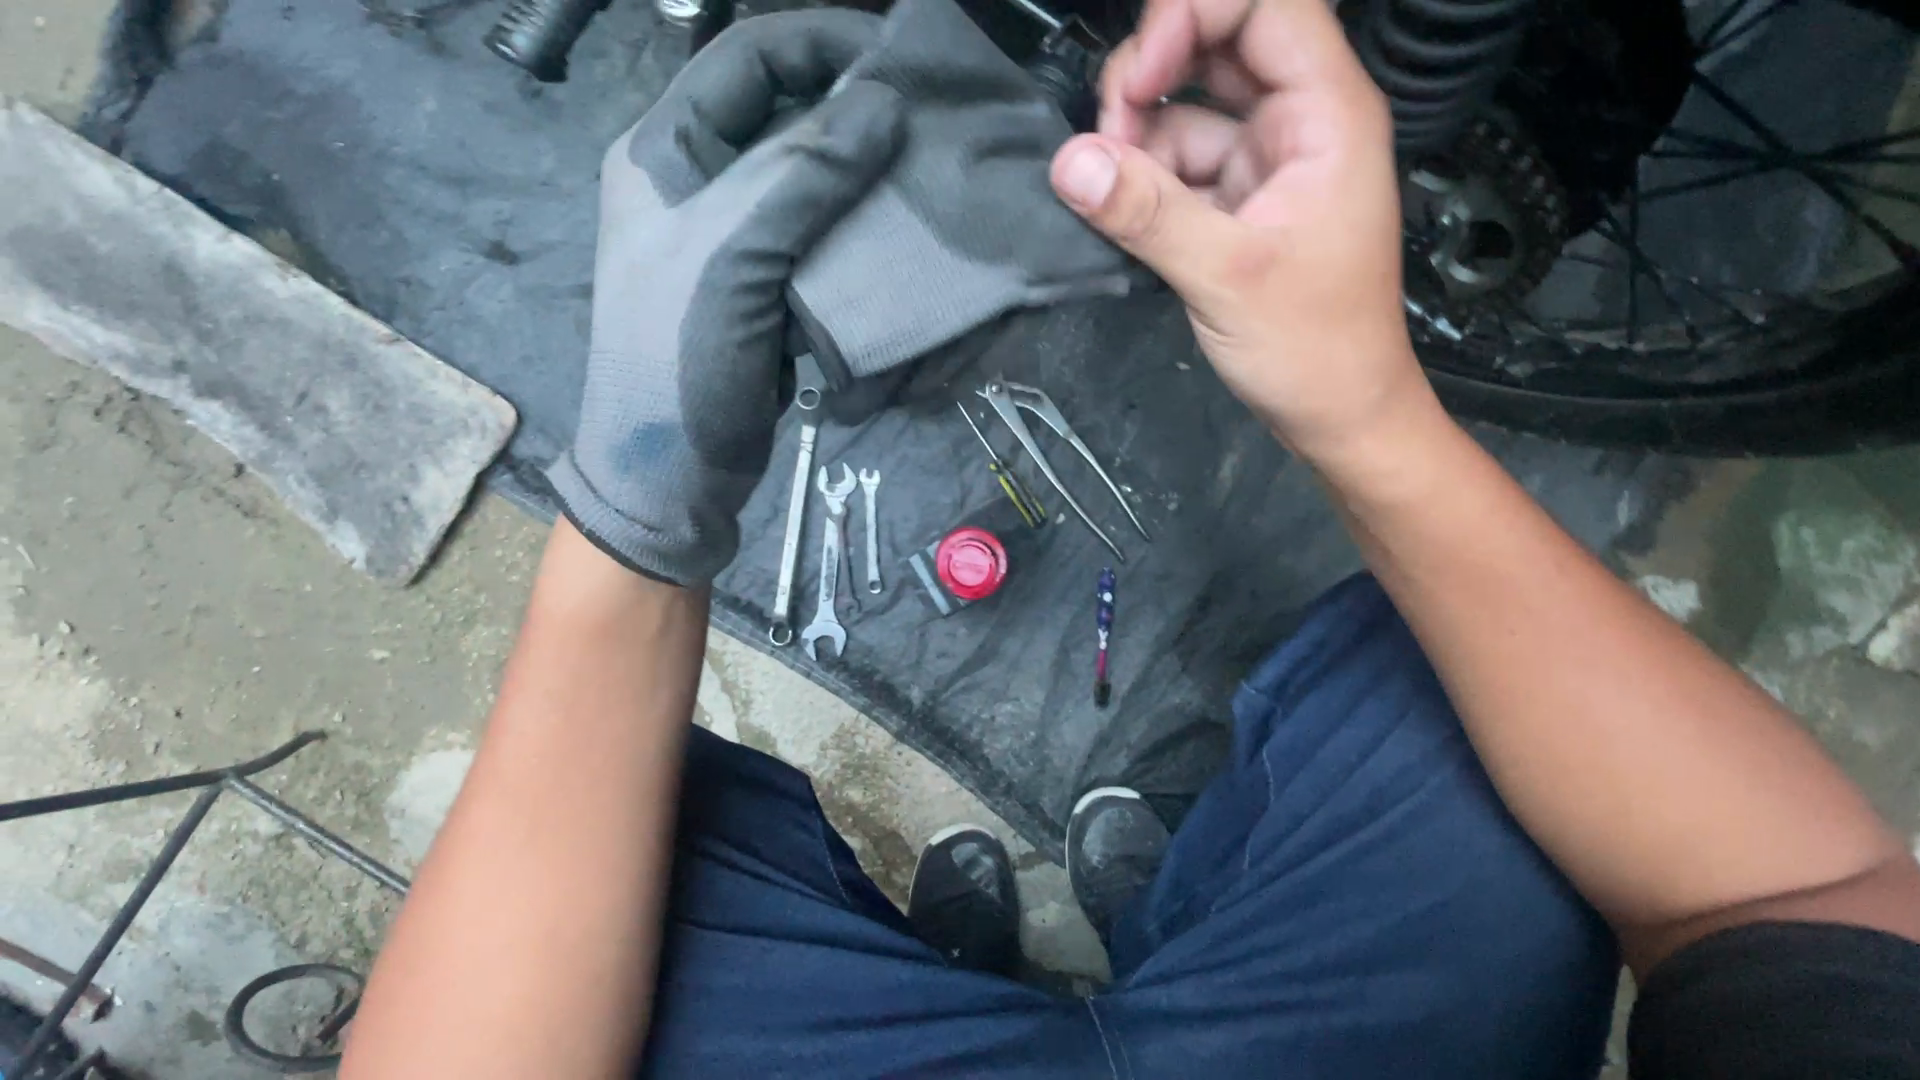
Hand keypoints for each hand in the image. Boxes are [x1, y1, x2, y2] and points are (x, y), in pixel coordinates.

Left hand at [547, 12, 905, 585]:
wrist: (673, 475)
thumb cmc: (674, 361)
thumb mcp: (727, 257)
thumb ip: (799, 173)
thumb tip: (883, 98)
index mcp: (667, 153)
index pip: (747, 58)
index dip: (820, 42)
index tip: (900, 54)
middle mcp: (704, 183)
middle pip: (788, 115)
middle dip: (857, 109)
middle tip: (932, 118)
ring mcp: (741, 239)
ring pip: (815, 180)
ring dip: (869, 174)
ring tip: (933, 173)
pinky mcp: (774, 287)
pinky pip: (826, 238)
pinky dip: (866, 230)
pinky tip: (910, 234)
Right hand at [1048, 0, 1432, 462]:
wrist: (1335, 412)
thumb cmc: (1312, 346)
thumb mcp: (1227, 276)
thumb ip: (1148, 214)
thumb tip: (1070, 163)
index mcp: (1325, 115)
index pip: (1265, 7)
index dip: (1194, 16)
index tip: (1138, 79)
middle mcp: (1296, 125)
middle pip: (1218, 46)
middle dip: (1152, 74)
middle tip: (1105, 132)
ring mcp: (1262, 165)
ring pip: (1189, 109)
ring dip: (1138, 134)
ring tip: (1106, 184)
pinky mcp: (1235, 205)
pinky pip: (1178, 166)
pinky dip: (1142, 179)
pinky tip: (1119, 207)